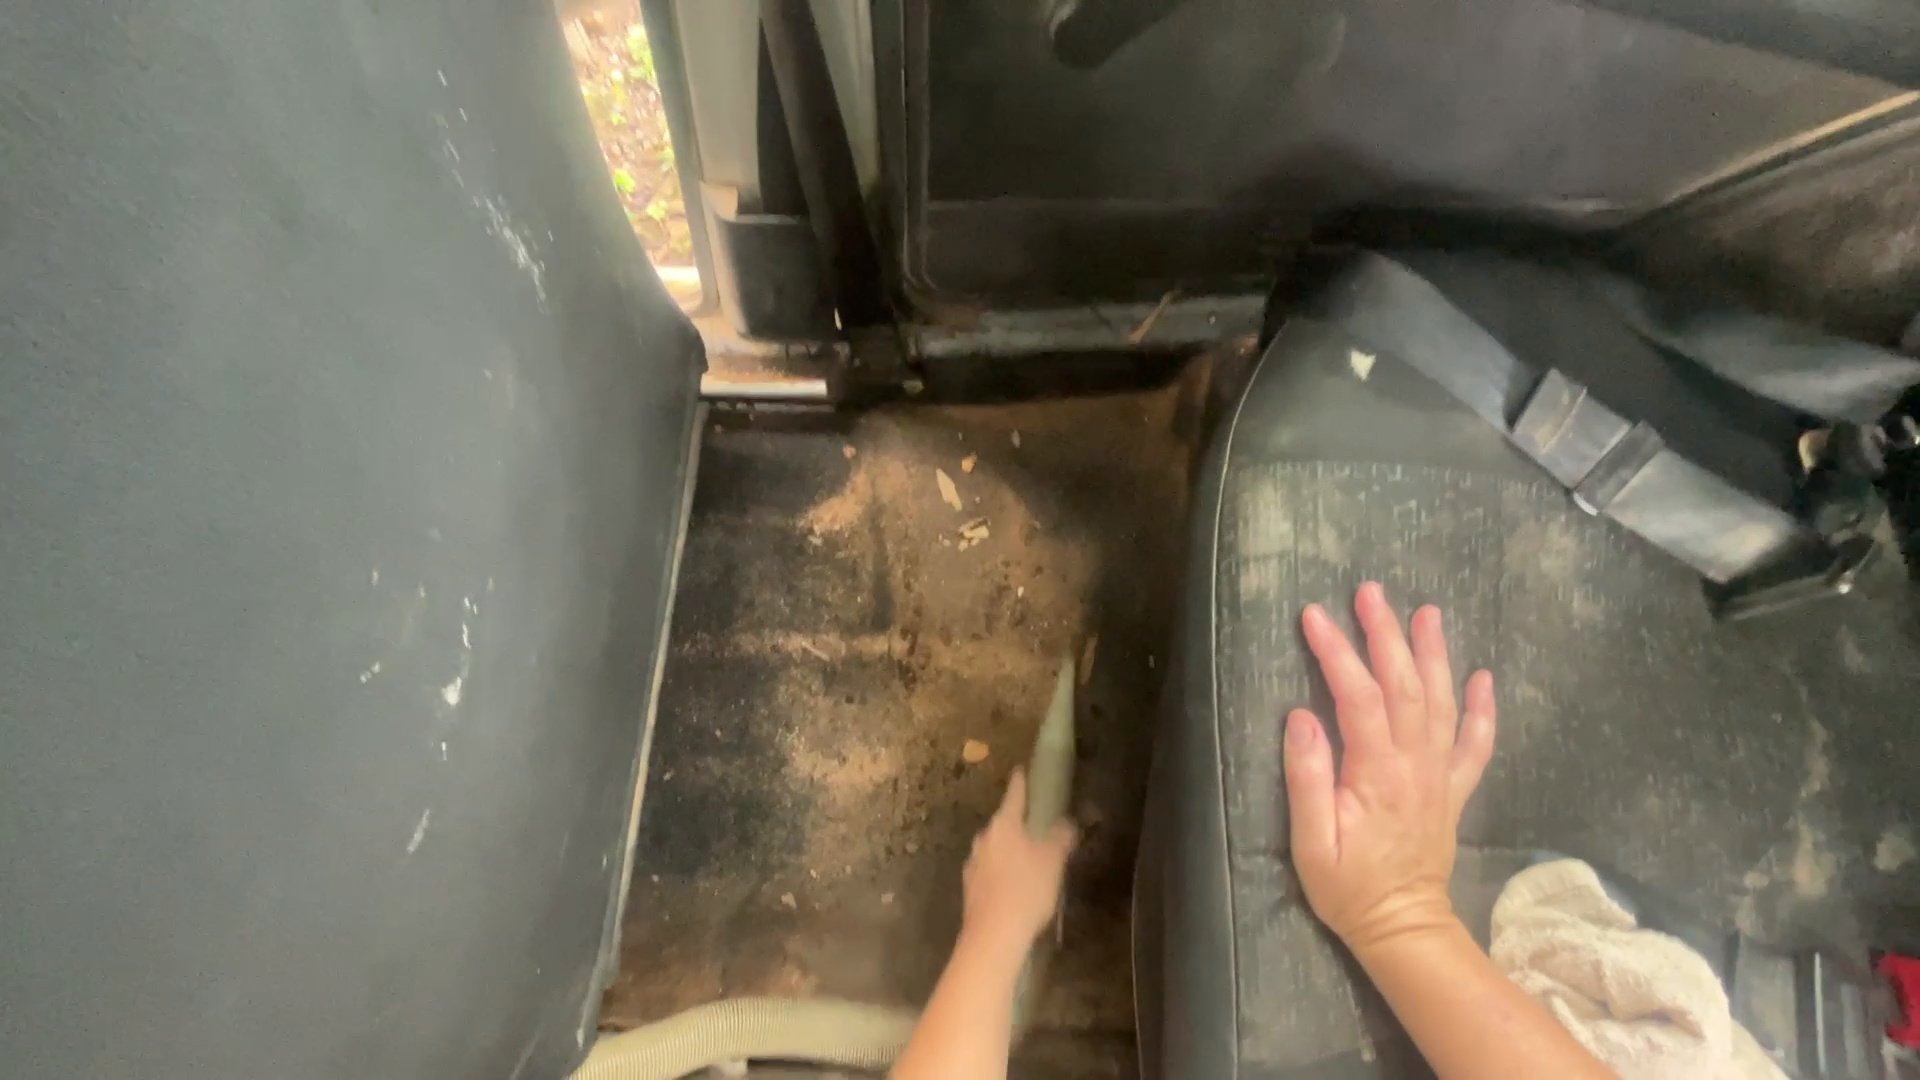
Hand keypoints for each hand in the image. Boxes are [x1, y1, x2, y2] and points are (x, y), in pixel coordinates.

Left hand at [961, 769, 1076, 954]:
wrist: (993, 935)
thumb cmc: (1026, 890)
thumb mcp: (1053, 862)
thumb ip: (1061, 838)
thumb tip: (1068, 821)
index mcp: (1004, 824)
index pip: (1015, 794)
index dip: (1022, 782)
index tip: (1022, 769)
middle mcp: (984, 837)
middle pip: (1004, 822)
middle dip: (1018, 823)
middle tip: (1037, 827)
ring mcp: (973, 861)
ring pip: (995, 847)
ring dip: (1009, 849)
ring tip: (1028, 861)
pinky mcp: (969, 885)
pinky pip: (989, 869)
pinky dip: (1000, 870)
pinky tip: (1012, 886)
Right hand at [1283, 582, 1496, 953]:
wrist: (1406, 930)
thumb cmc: (1347, 886)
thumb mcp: (1310, 842)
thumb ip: (1306, 779)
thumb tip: (1302, 717)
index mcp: (1378, 776)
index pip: (1360, 698)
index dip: (1338, 652)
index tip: (1314, 615)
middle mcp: (1417, 767)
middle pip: (1406, 688)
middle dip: (1387, 635)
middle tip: (1371, 592)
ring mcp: (1442, 777)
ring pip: (1442, 704)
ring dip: (1434, 654)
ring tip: (1426, 611)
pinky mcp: (1455, 790)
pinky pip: (1476, 743)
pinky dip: (1482, 708)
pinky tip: (1482, 676)